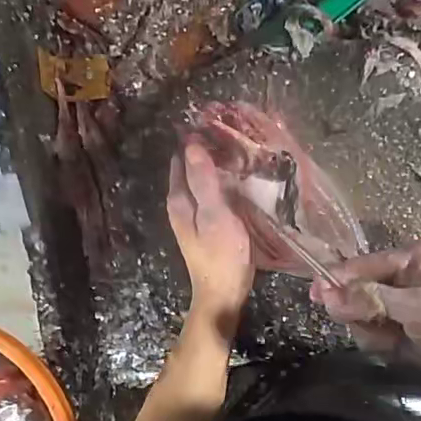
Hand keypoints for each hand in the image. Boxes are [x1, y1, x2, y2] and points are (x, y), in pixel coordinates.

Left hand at [168, 143, 254, 330]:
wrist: (223, 296)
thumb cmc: (221, 256)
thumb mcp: (216, 216)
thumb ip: (204, 181)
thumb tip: (193, 144)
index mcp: (179, 200)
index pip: (181, 159)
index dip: (196, 140)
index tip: (218, 124)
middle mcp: (182, 206)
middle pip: (191, 170)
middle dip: (207, 151)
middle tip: (234, 135)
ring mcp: (194, 218)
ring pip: (203, 183)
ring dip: (217, 168)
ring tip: (241, 152)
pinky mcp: (208, 228)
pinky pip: (213, 196)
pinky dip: (224, 185)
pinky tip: (241, 183)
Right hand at [311, 237, 420, 388]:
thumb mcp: (418, 308)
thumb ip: (372, 298)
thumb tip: (329, 293)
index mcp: (419, 257)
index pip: (368, 263)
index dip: (342, 277)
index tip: (315, 291)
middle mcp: (410, 274)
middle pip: (362, 287)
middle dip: (359, 308)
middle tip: (356, 323)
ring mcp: (406, 301)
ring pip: (364, 311)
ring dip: (370, 328)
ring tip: (391, 341)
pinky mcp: (404, 326)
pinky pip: (375, 329)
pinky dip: (378, 340)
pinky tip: (394, 348)